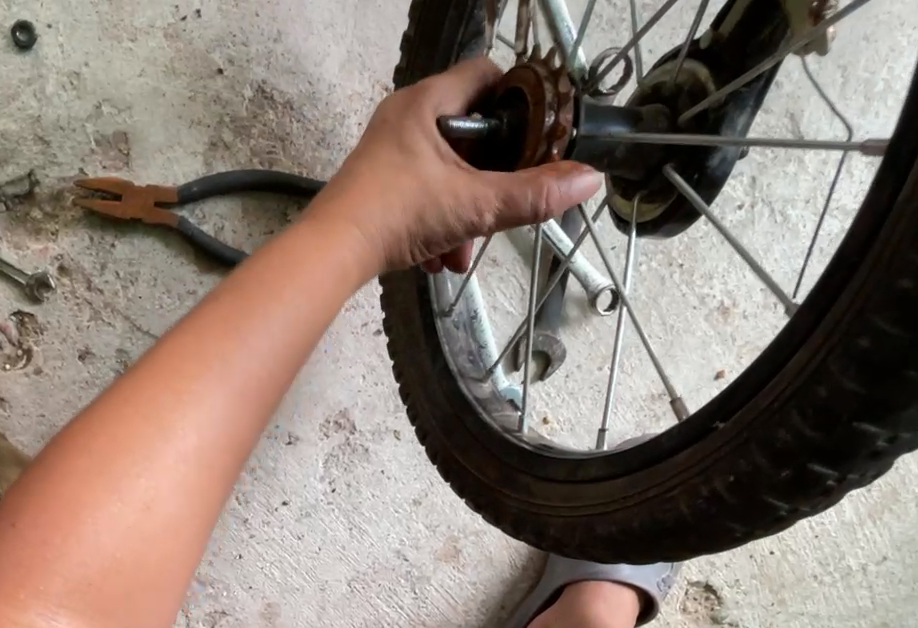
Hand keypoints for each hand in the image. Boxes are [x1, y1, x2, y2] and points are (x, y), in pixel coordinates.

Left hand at [305, 57, 602, 277]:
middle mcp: (403, 120)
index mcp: (426, 104)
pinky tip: (435, 263)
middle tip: (499, 210)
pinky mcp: (373, 189)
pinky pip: (417, 200)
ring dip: (460, 218)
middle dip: (488, 183)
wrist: (330, 254)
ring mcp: (385, 156)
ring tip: (460, 255)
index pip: (487, 75)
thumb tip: (586, 180)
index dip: (518, 101)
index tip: (536, 137)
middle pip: (469, 136)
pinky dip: (433, 229)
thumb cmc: (396, 215)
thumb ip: (531, 195)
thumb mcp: (473, 206)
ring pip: (443, 177)